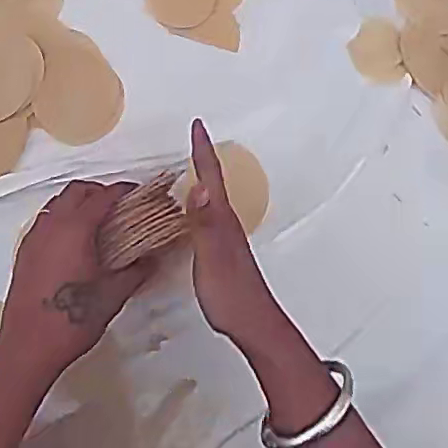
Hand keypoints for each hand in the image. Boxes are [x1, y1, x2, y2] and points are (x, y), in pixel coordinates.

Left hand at [1, 180, 156, 377]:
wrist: (27, 350)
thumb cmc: (71, 321)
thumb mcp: (113, 295)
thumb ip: (136, 271)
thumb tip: (152, 258)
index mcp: (76, 228)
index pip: (103, 196)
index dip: (122, 191)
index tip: (136, 193)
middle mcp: (53, 225)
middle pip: (77, 191)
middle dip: (98, 191)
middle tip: (117, 205)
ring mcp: (34, 238)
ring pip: (58, 203)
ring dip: (78, 203)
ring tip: (96, 221)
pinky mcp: (23, 253)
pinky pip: (45, 221)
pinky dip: (61, 219)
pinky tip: (72, 242)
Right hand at [186, 120, 292, 350]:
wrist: (252, 322)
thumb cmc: (230, 292)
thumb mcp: (211, 255)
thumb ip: (203, 221)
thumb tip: (198, 185)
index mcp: (221, 217)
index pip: (210, 176)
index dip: (202, 150)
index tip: (197, 124)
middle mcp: (225, 220)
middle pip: (213, 180)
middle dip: (203, 157)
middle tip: (195, 137)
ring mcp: (226, 235)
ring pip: (213, 196)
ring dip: (204, 176)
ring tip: (194, 164)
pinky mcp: (223, 249)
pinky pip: (209, 213)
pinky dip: (201, 200)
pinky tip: (197, 209)